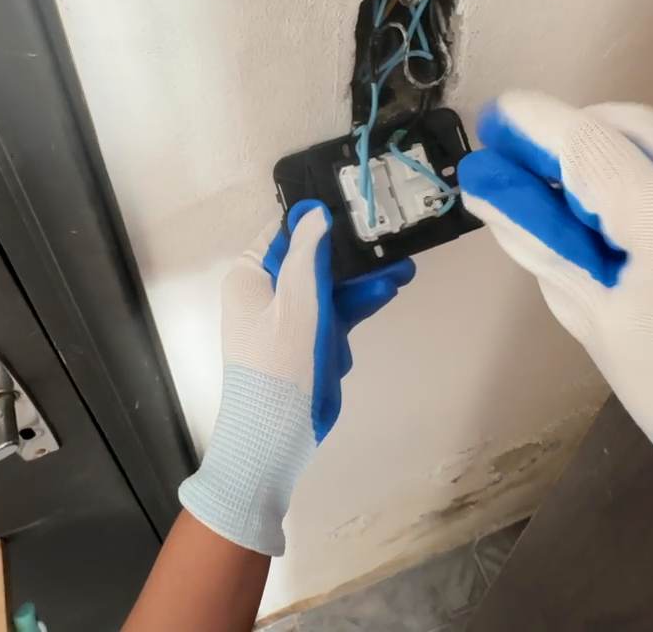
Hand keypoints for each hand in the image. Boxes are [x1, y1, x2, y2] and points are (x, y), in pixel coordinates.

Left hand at [177, 199, 414, 554]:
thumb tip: (313, 211)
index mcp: (250, 276)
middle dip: (351, 261)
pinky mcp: (302, 345)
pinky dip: (351, 315)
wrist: (274, 441)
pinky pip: (329, 320)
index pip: (284, 234)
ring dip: (359, 287)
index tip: (353, 211)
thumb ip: (308, 254)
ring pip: (327, 293)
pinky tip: (383, 297)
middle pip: (312, 264)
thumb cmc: (281, 364)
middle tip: (391, 247)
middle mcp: (263, 294)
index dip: (317, 222)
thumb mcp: (297, 301)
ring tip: (402, 272)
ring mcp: (284, 321)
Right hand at [458, 91, 652, 631]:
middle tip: (535, 166)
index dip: (532, 120)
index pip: (586, 140)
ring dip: (610, 149)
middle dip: (572, 131)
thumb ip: (535, 235)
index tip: (495, 119)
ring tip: (583, 201)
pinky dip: (648, 169)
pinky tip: (633, 215)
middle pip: (626, 120)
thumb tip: (488, 183)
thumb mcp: (587, 313)